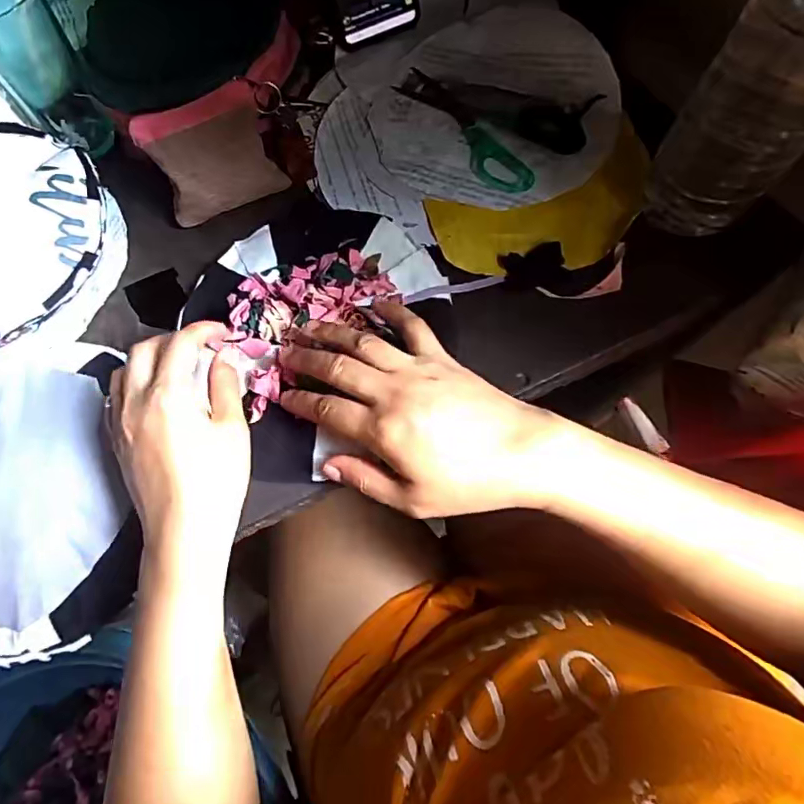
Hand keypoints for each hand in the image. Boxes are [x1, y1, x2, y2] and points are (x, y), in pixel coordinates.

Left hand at [108, 322, 251, 558]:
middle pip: (145, 348)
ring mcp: (121, 422)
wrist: (182, 532)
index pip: (181, 343)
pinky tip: (156, 396)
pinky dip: (135, 382)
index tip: (221, 333)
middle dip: (174, 339)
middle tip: (201, 347)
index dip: (203, 330)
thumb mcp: (233, 429)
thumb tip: (223, 358)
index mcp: (169, 395)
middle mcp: (137, 402)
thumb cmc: (215, 484)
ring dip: (150, 358)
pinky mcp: (116, 441)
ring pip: (125, 369)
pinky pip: (116, 396)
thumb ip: (225, 385)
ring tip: (177, 368)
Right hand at [277, 301, 576, 517]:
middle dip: (306, 358)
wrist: (522, 452)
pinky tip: (377, 304)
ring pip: (366, 342)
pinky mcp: (442, 358)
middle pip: (338, 367)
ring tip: (311, 325)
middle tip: (283, 352)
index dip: (299, 400)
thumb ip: (365, 480)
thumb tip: (328, 464)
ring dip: (334, 331)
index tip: (280, 394)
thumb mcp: (413, 499)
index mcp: (382, 430)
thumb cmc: (468, 484)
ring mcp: (418, 369)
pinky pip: (413, 327)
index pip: (327, 410)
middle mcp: (393, 391)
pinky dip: (394, 312)